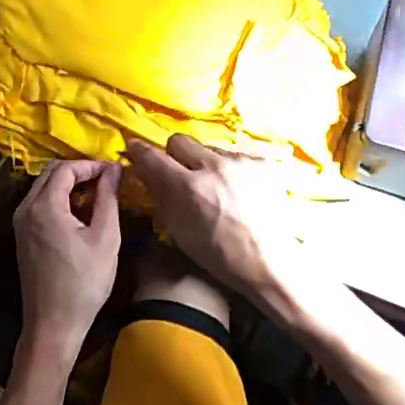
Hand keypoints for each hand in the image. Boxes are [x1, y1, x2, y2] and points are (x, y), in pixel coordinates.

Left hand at [13, 160, 121, 366]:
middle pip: (52, 174)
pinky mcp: (23, 236)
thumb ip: (108, 198)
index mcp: (44, 207)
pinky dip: (61, 200)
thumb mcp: (105, 238)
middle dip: (81, 171)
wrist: (53, 324)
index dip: (92, 165)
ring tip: (100, 195)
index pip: (66, 168)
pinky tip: (83, 214)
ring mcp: (21, 224)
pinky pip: (41, 205)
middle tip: (109, 180)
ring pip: (45, 188)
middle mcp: (26, 209)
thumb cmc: (83, 283)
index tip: (116, 171)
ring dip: (71, 185)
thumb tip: (114, 170)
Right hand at [123, 136, 347, 327]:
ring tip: (215, 186)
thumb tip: (146, 171)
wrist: (269, 263)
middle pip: (180, 141)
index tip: (135, 151)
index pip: (152, 156)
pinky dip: (231, 168)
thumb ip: (160, 195)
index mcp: (189, 188)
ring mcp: (243, 161)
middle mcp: (215, 166)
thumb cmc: (218, 255)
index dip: (140, 153)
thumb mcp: (178, 230)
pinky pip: (236, 155)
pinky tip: (238, 188)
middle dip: (175, 156)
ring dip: (206, 162)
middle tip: (180, 174)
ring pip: (209, 147)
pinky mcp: (263, 162)